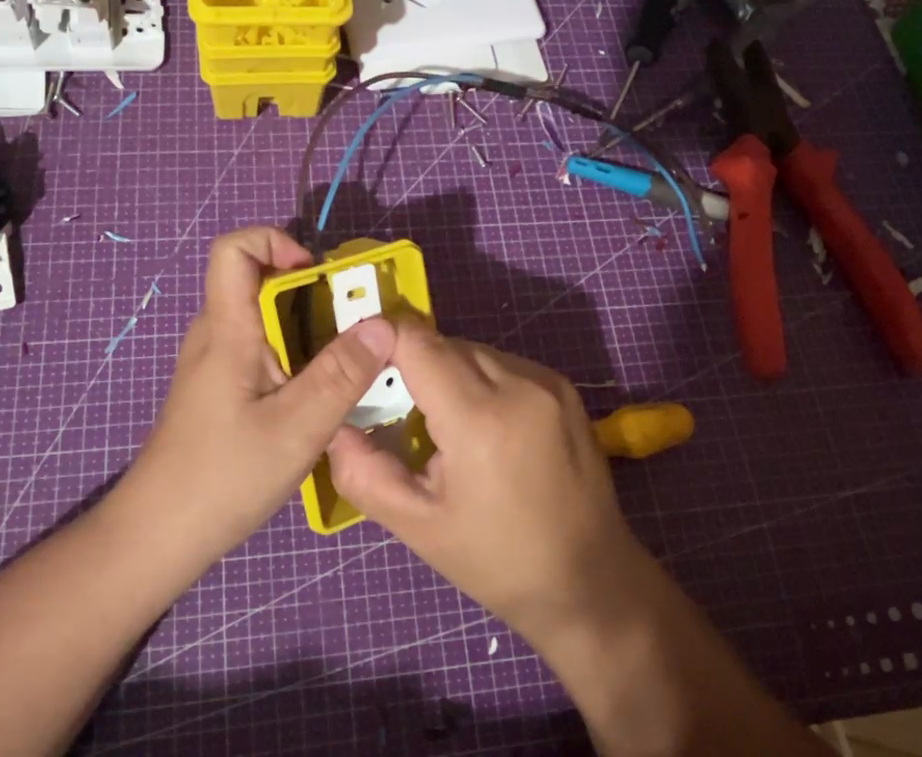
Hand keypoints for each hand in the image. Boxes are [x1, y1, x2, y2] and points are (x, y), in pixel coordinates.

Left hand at [122, 227, 397, 562]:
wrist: (160, 534)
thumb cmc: (225, 477)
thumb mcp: (297, 427)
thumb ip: (342, 374)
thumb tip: (384, 323)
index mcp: (227, 329)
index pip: (233, 248)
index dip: (276, 241)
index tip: (319, 276)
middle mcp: (216, 335)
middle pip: (259, 282)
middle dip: (313, 292)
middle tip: (359, 326)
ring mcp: (215, 364)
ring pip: (266, 320)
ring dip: (310, 329)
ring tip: (351, 363)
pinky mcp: (221, 390)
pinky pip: (262, 351)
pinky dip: (297, 357)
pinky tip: (321, 398)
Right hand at [325, 323, 653, 640]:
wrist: (589, 581)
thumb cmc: (497, 561)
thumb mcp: (417, 526)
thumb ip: (363, 471)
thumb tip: (331, 425)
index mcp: (480, 417)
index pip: (415, 340)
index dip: (379, 344)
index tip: (359, 371)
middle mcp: (519, 384)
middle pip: (442, 342)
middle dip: (410, 366)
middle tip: (394, 412)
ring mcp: (548, 382)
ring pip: (472, 350)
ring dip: (445, 373)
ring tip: (439, 426)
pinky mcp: (563, 387)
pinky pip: (502, 363)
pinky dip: (478, 381)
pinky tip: (478, 427)